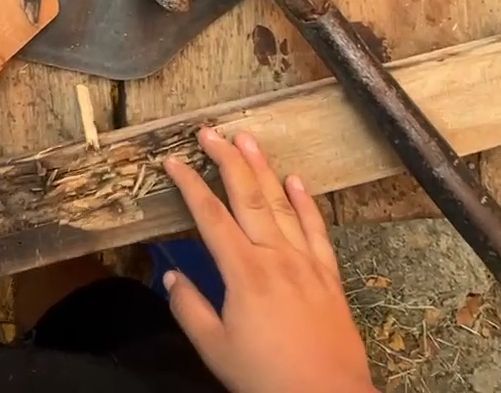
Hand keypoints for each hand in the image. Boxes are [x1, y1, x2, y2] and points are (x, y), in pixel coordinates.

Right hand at [162, 127, 373, 392]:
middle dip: (226, 159)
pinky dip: (306, 203)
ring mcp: (306, 263)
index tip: (172, 161)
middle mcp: (275, 257)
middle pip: (248, 196)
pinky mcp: (329, 277)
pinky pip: (316, 231)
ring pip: (281, 204)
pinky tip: (297, 180)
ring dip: (262, 168)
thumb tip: (171, 277)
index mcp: (244, 272)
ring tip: (247, 139)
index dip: (189, 185)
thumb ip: (189, 309)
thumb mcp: (216, 349)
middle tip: (210, 132)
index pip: (210, 216)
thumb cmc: (267, 379)